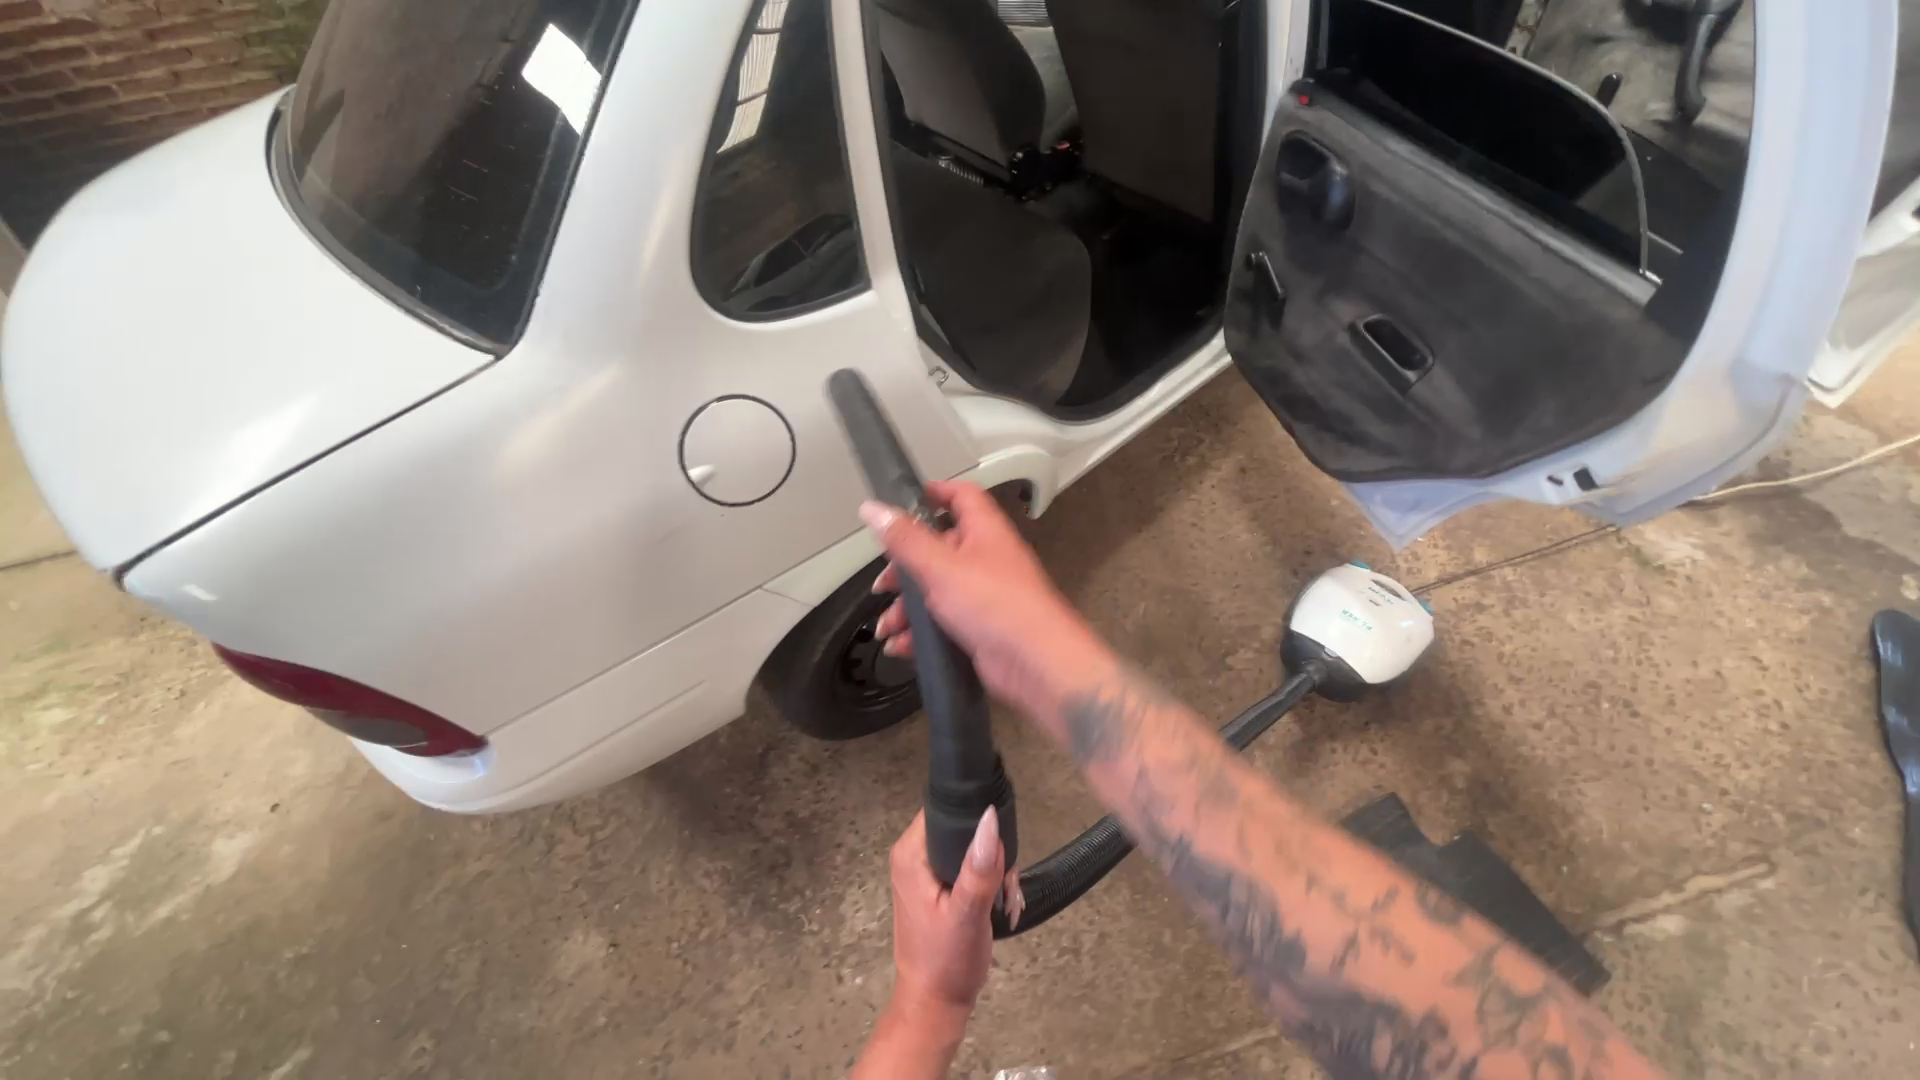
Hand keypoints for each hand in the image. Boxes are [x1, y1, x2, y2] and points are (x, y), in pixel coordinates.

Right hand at [861, 481, 1114, 717]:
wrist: (1036, 664)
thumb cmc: (999, 607)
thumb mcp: (941, 567)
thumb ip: (906, 540)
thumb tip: (874, 509)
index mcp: (984, 533)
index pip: (962, 497)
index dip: (936, 493)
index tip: (905, 499)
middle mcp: (986, 560)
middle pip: (938, 551)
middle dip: (905, 569)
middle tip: (884, 583)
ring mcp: (984, 596)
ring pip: (936, 593)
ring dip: (907, 609)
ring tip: (887, 626)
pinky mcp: (980, 629)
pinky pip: (943, 625)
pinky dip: (920, 635)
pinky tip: (901, 646)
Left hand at [887, 807, 1003, 1012]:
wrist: (936, 1005)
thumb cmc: (947, 960)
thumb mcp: (967, 913)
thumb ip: (979, 866)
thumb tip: (991, 817)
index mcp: (910, 853)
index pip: (943, 809)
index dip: (974, 819)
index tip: (999, 845)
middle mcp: (913, 856)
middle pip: (959, 828)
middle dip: (990, 850)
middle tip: (1006, 882)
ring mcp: (924, 872)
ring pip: (968, 848)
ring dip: (993, 869)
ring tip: (1006, 896)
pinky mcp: (937, 887)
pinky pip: (966, 867)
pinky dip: (986, 881)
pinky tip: (1001, 902)